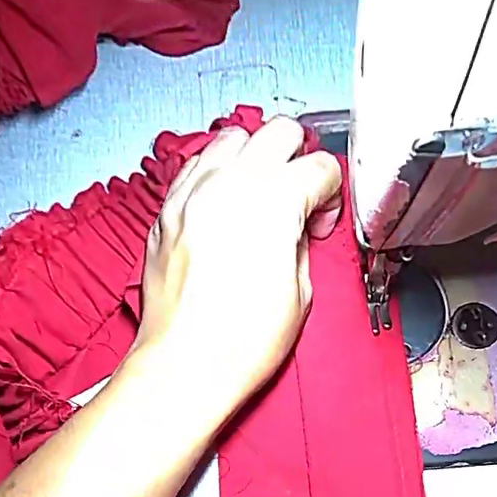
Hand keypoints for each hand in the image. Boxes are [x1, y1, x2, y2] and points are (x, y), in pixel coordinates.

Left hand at [126, 115, 342, 412]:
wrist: (185, 365)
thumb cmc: (237, 343)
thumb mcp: (299, 293)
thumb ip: (301, 243)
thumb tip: (295, 227)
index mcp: (274, 201)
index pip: (320, 166)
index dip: (330, 194)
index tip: (321, 219)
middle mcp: (229, 185)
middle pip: (277, 131)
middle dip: (297, 156)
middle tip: (298, 190)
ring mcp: (191, 196)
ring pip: (230, 138)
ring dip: (253, 157)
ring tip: (258, 191)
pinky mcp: (165, 214)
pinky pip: (193, 169)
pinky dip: (214, 174)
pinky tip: (221, 202)